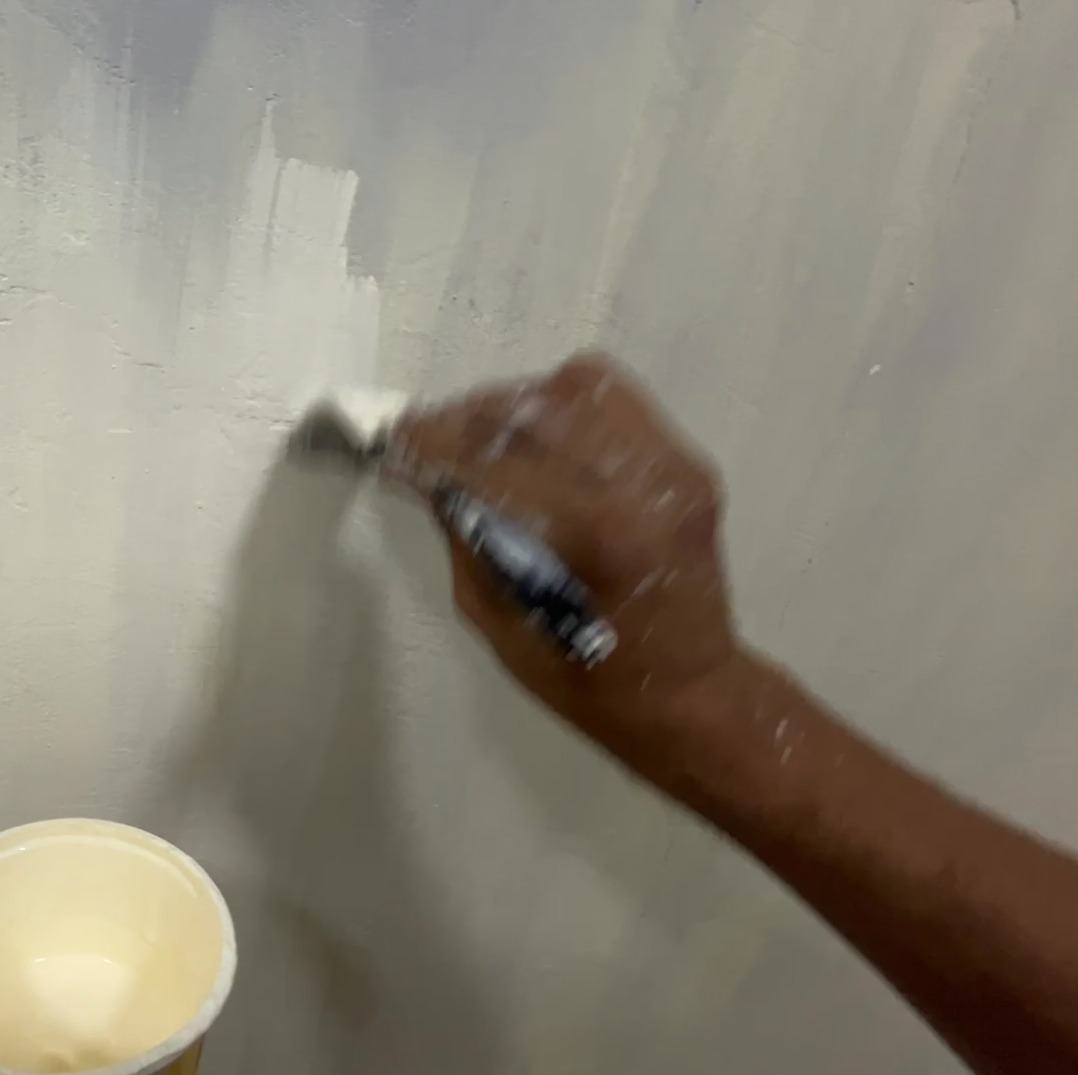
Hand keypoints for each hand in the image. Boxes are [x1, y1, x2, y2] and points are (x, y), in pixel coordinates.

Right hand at [392, 351, 743, 754]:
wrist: (685, 689)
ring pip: (571, 387)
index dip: (432, 443)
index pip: (493, 461)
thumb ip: (464, 531)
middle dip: (461, 419)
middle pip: (529, 413)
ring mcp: (674, 465)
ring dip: (508, 405)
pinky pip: (609, 398)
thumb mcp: (493, 611)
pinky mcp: (684, 459)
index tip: (392, 439)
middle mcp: (644, 484)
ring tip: (476, 434)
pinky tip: (530, 436)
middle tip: (424, 438)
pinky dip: (555, 405)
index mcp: (595, 535)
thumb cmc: (578, 672)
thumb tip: (426, 472)